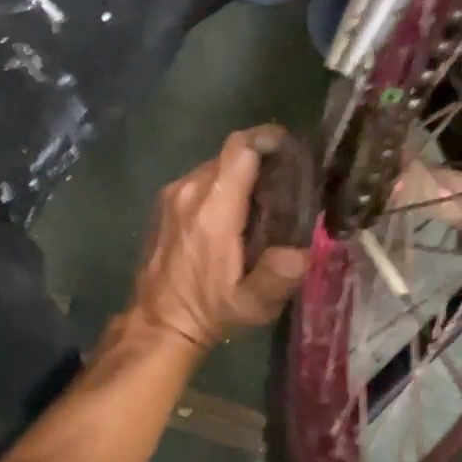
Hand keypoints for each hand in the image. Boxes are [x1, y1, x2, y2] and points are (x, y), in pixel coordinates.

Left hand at [125, 125, 310, 351]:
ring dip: (238, 177)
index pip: (240, 149)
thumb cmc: (208, 310)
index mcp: (213, 209)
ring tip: (261, 203)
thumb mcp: (252, 303)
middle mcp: (189, 191)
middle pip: (230, 155)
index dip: (267, 139)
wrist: (158, 322)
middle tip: (285, 185)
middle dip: (259, 163)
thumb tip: (303, 252)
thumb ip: (279, 275)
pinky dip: (219, 187)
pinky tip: (232, 215)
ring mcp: (172, 194)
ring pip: (213, 167)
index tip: (290, 149)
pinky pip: (198, 181)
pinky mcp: (163, 203)